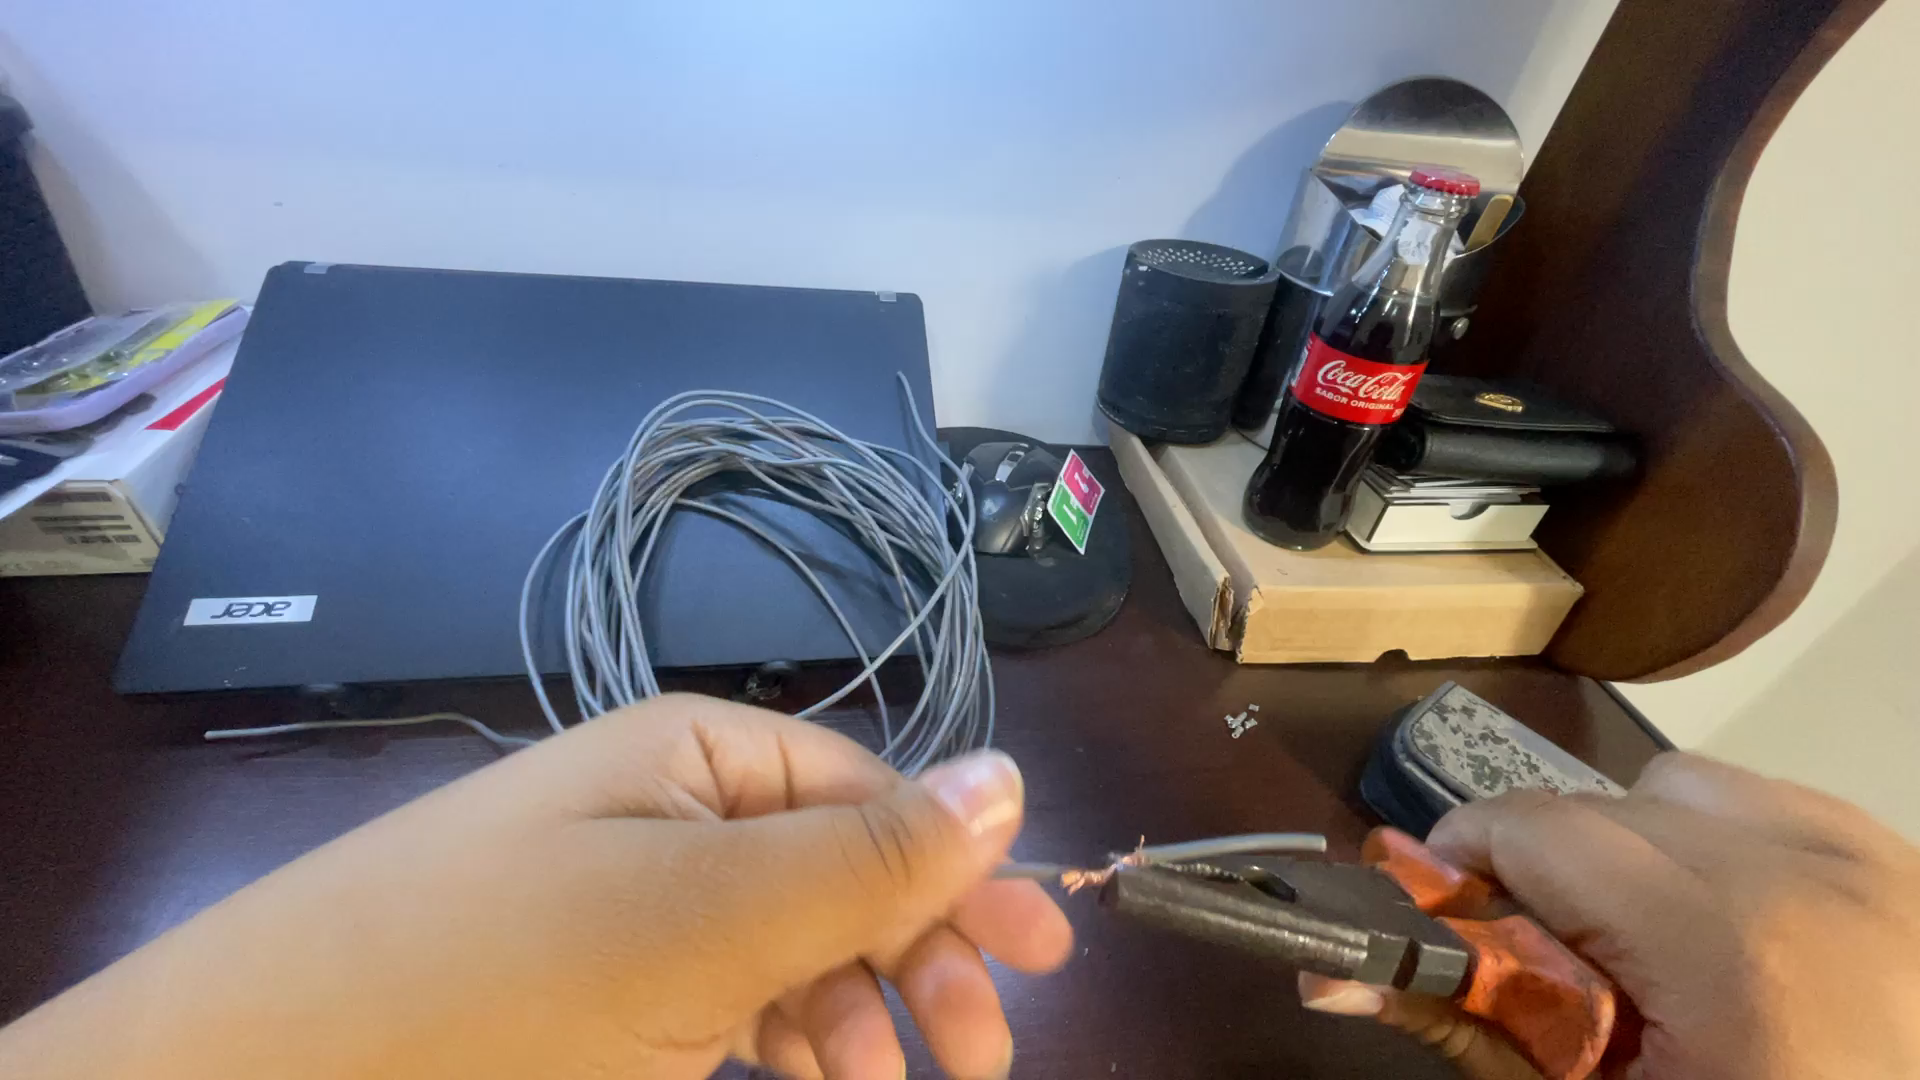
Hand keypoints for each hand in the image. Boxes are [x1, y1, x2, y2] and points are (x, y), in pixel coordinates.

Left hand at [0, 694, 1071, 1079]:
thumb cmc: (489, 987)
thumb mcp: (705, 918)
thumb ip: (867, 854)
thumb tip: (1008, 775)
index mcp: (704, 756)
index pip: (869, 795)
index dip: (955, 866)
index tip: (1039, 951)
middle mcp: (680, 810)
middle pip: (839, 869)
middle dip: (920, 951)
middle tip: (986, 1048)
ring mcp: (639, 903)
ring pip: (792, 945)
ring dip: (856, 1012)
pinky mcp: (605, 991)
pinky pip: (730, 999)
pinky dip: (785, 1044)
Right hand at [1298, 752, 1919, 1078]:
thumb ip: (1456, 1023)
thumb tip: (1319, 976)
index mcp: (1729, 946)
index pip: (1528, 828)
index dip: (1463, 863)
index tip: (1456, 923)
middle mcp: (1808, 879)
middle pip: (1584, 809)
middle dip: (1540, 874)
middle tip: (1556, 968)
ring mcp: (1874, 868)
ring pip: (1669, 785)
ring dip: (1627, 844)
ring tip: (1651, 939)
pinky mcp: (1906, 868)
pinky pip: (1760, 798)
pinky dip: (1710, 835)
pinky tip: (1725, 914)